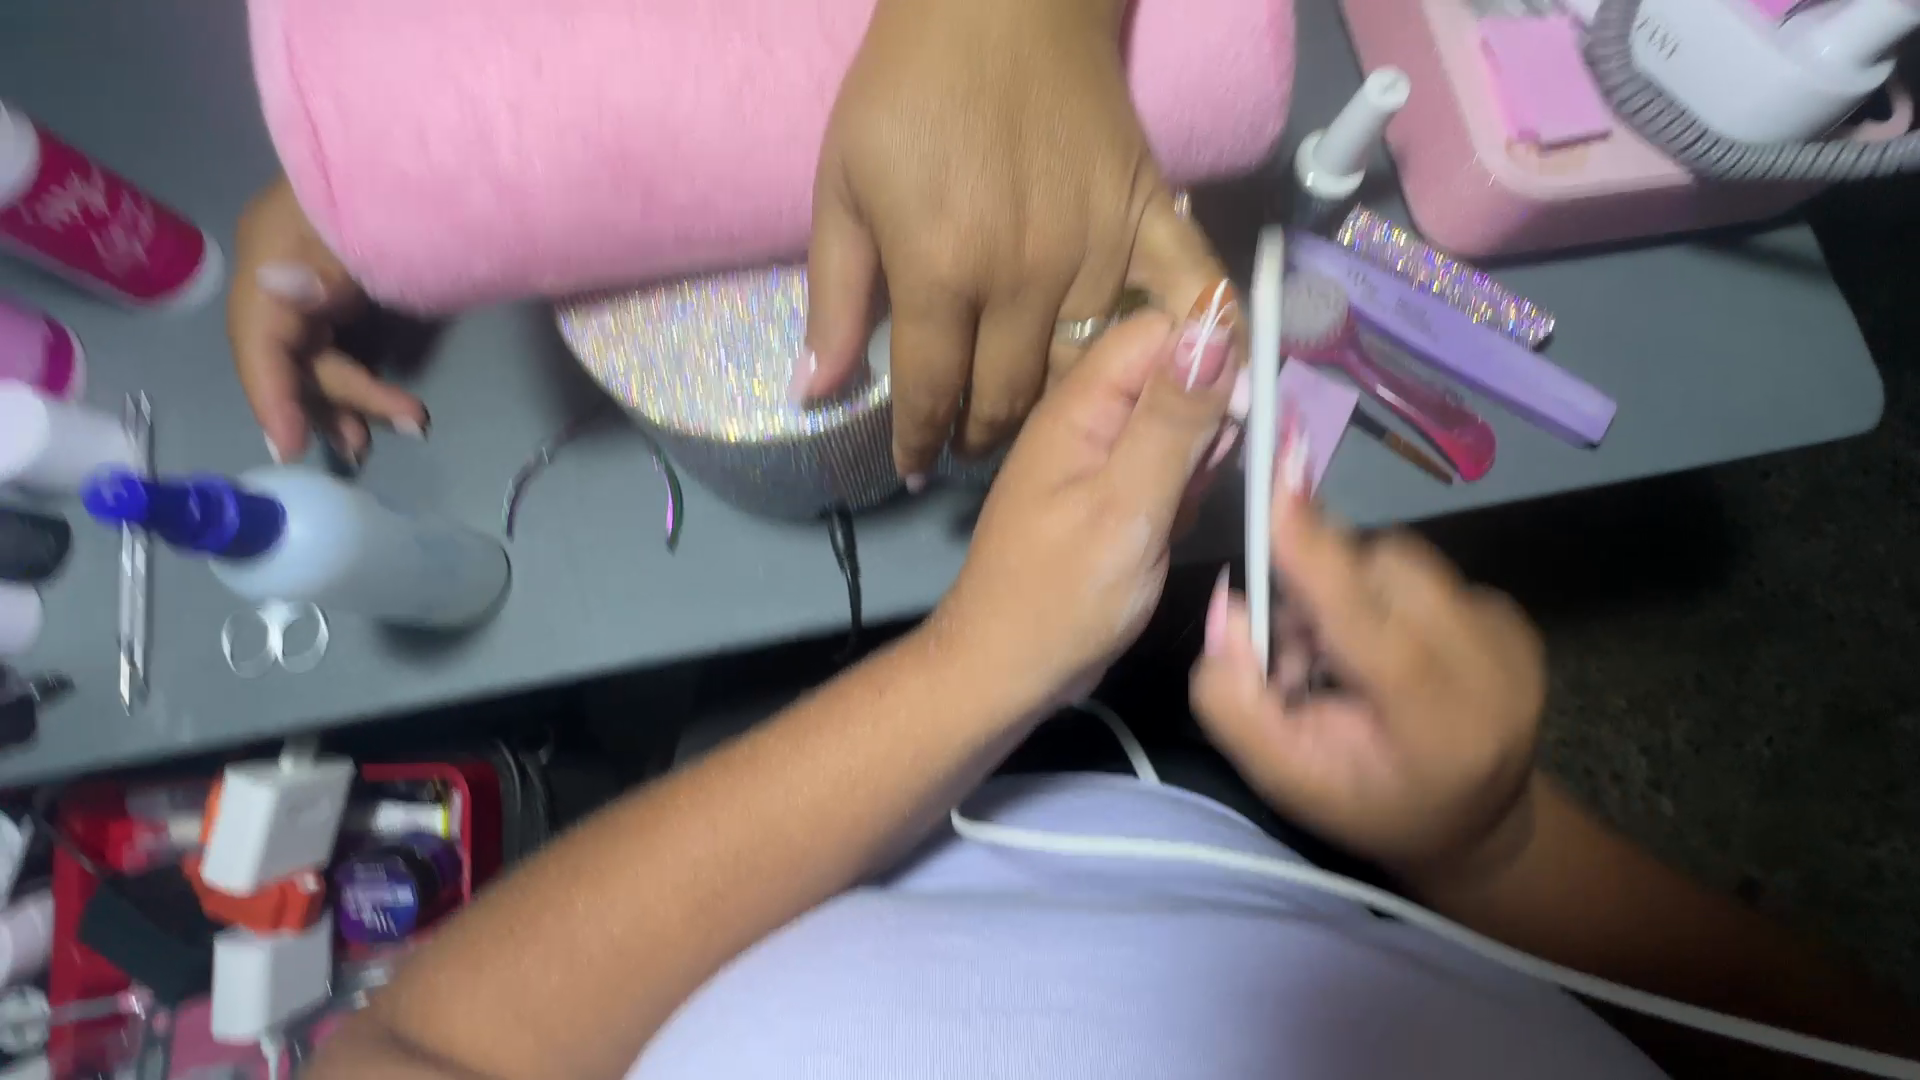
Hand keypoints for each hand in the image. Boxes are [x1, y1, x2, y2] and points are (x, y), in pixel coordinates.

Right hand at [228, 176, 426, 464]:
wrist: (422, 170)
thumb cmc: (388, 199)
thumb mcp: (354, 233)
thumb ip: (323, 273)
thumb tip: (282, 292)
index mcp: (274, 264)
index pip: (261, 343)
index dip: (272, 396)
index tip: (287, 446)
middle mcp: (283, 281)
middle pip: (295, 358)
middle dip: (337, 402)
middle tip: (389, 435)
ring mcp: (312, 289)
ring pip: (315, 359)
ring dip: (346, 403)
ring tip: (367, 445)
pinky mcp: (341, 296)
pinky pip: (335, 348)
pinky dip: (354, 381)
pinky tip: (374, 414)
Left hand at [803, 0, 1226, 481]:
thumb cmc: (906, 92)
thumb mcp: (840, 191)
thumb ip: (833, 301)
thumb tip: (814, 394)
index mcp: (941, 271)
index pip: (932, 393)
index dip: (920, 441)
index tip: (915, 467)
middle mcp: (1022, 278)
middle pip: (1006, 396)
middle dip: (979, 433)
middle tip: (965, 440)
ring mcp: (1096, 251)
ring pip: (1079, 370)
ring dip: (1050, 409)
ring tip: (1027, 418)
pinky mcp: (1149, 218)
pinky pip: (1185, 293)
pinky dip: (1190, 342)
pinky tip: (1186, 378)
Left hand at [931, 287, 1239, 706]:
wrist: (1010, 670)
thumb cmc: (1060, 597)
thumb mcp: (1125, 508)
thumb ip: (1171, 422)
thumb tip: (1215, 325)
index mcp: (1080, 406)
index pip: (1160, 330)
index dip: (1212, 352)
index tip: (1242, 409)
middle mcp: (1088, 420)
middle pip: (1176, 376)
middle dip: (1210, 421)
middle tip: (1197, 485)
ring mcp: (1100, 461)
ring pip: (1179, 429)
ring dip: (1199, 466)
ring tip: (1174, 517)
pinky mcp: (1112, 496)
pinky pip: (1166, 473)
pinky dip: (1182, 497)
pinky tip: (1165, 534)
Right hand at [1191, 482, 1546, 885]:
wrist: (1473, 821)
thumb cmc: (1363, 802)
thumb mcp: (1278, 775)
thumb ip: (1232, 696)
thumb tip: (1231, 603)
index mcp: (1432, 722)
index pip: (1366, 621)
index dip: (1317, 551)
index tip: (1278, 484)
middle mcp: (1491, 667)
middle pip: (1378, 566)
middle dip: (1318, 583)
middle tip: (1297, 646)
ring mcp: (1510, 636)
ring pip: (1396, 559)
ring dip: (1346, 589)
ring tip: (1340, 652)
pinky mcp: (1512, 616)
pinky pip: (1418, 572)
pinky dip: (1381, 596)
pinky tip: (1384, 647)